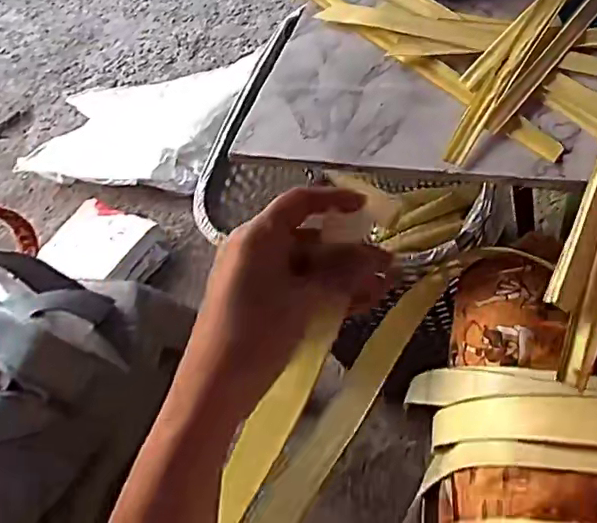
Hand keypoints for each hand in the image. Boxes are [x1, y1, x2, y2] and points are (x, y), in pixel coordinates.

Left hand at [176, 186, 390, 423]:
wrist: (211, 397)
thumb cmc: (256, 335)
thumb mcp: (308, 298)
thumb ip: (345, 272)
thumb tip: (377, 258)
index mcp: (257, 237)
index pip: (300, 202)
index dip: (336, 199)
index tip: (366, 206)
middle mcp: (255, 250)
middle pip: (312, 236)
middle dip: (352, 250)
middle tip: (384, 260)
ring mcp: (257, 278)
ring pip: (312, 265)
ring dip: (348, 273)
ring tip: (384, 283)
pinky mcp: (261, 304)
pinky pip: (303, 286)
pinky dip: (331, 291)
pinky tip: (365, 301)